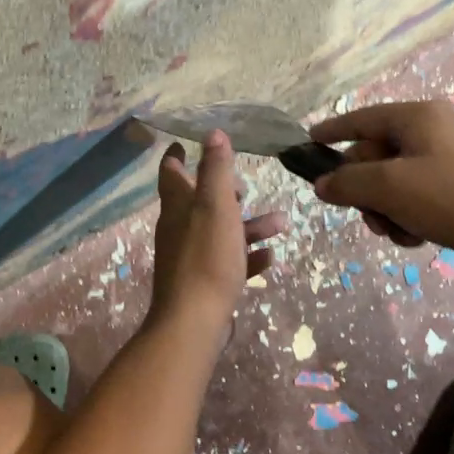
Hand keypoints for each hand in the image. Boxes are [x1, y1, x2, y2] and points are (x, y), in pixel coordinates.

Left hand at [150, 131, 286, 327]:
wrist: (194, 320)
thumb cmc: (206, 257)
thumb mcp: (215, 206)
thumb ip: (215, 169)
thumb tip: (212, 133)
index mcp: (177, 206)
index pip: (171, 172)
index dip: (177, 156)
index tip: (184, 143)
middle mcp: (179, 228)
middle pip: (200, 202)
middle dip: (223, 191)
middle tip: (244, 185)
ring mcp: (190, 258)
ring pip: (220, 233)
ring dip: (248, 226)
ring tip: (281, 223)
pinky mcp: (204, 284)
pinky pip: (228, 263)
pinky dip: (248, 257)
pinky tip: (270, 257)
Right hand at [308, 100, 453, 281]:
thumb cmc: (453, 197)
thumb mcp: (388, 187)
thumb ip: (347, 183)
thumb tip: (323, 184)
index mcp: (421, 118)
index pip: (363, 118)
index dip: (333, 131)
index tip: (308, 143)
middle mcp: (439, 133)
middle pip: (377, 155)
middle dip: (363, 188)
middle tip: (361, 213)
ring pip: (396, 184)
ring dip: (386, 210)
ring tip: (396, 232)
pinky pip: (421, 201)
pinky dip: (410, 218)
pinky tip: (419, 238)